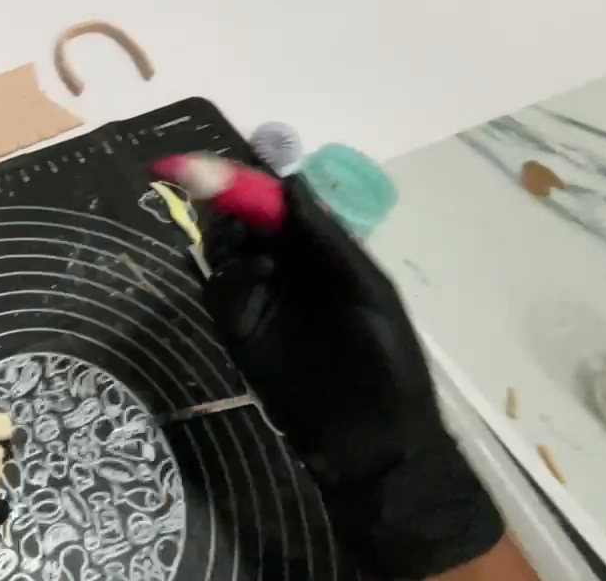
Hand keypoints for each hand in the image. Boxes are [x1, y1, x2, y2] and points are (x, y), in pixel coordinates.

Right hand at [203, 174, 503, 578]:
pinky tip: (256, 273)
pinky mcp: (236, 327)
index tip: (224, 163)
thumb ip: (329, 239)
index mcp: (317, 252)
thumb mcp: (370, 291)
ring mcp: (256, 297)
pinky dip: (228, 274)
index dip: (249, 181)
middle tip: (220, 196)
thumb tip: (290, 183)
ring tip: (247, 240)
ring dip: (226, 236)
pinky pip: (216, 289)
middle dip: (228, 204)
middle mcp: (282, 267)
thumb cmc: (389, 361)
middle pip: (239, 220)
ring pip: (221, 249)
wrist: (376, 443)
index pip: (275, 204)